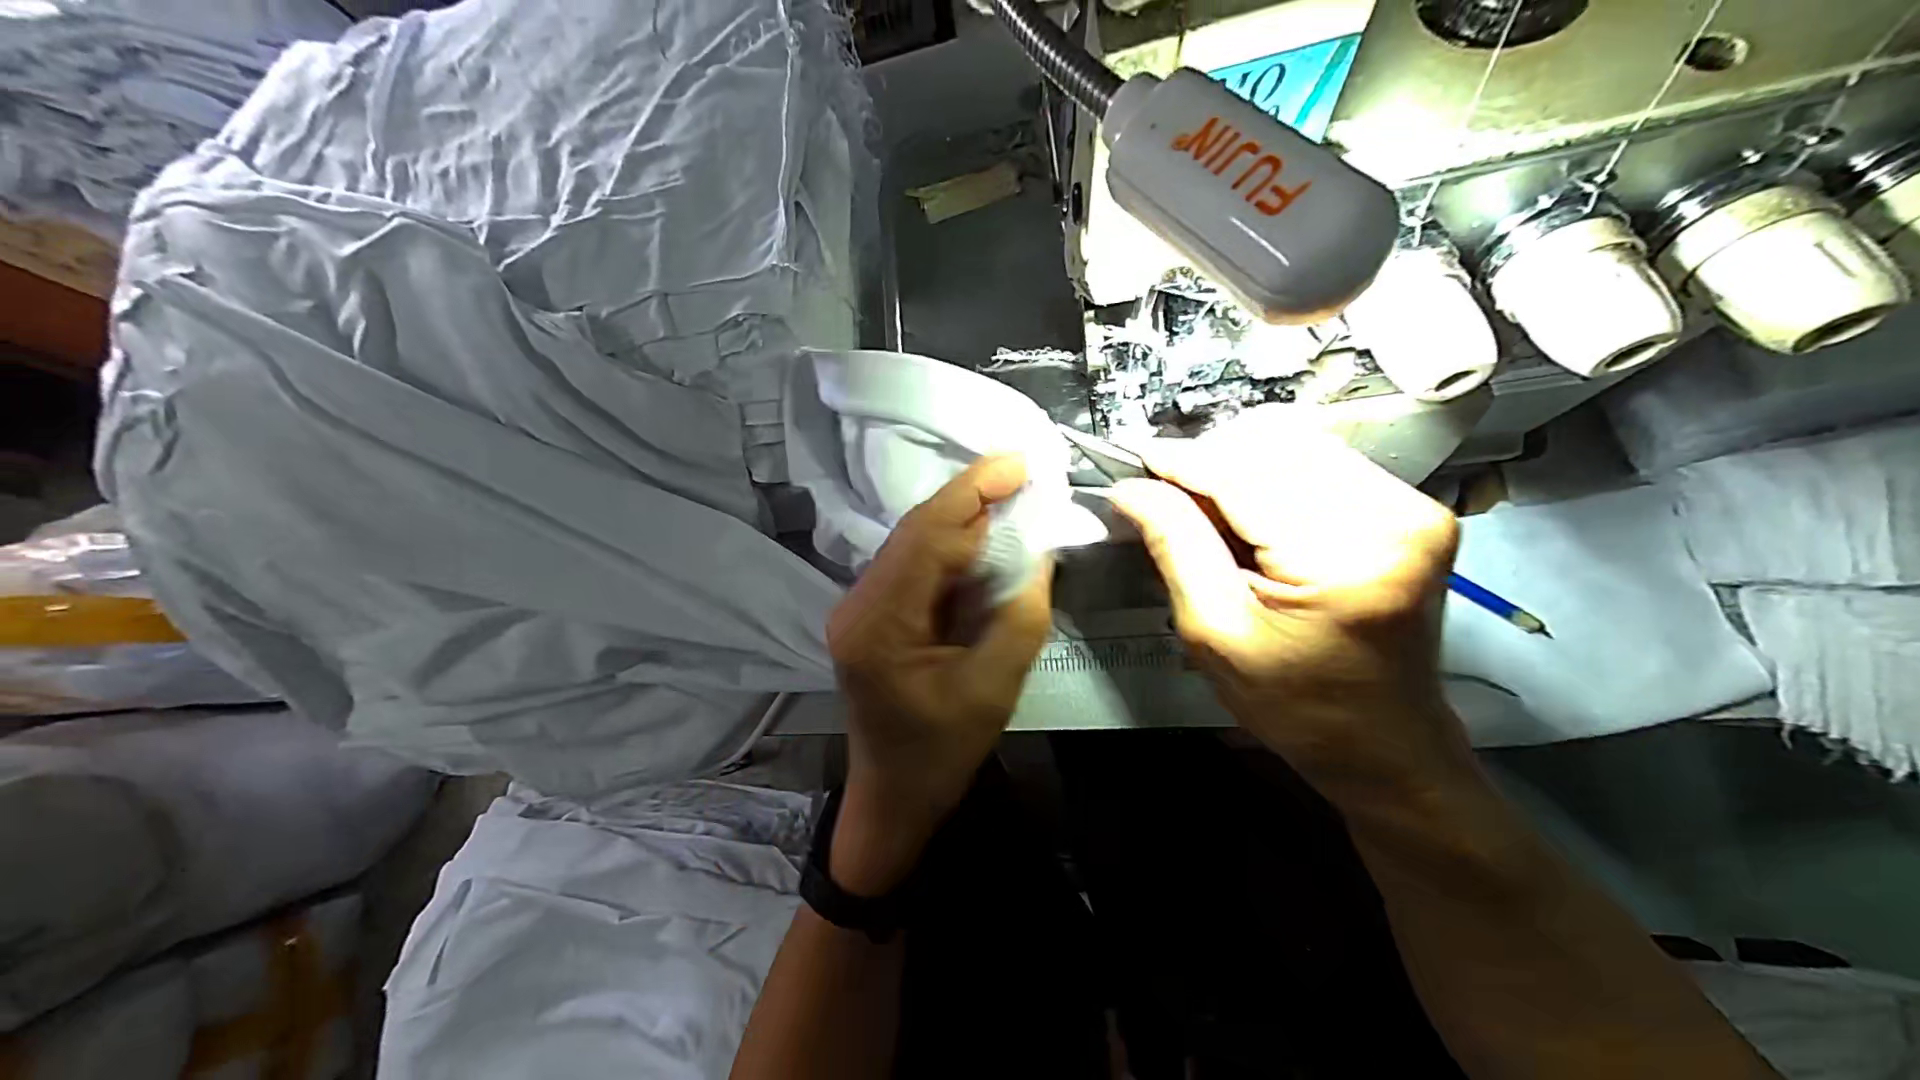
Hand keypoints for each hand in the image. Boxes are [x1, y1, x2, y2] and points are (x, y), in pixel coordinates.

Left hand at [825, 456, 1053, 893]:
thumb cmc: (941, 754)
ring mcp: (858, 608)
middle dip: (971, 500)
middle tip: (1024, 476)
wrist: (893, 798)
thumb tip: (1037, 552)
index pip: (926, 536)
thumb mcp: (994, 689)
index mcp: (878, 622)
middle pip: (916, 533)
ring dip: (963, 523)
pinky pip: (915, 568)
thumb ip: (1020, 615)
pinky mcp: (871, 616)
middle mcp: (857, 604)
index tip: (1018, 460)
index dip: (973, 491)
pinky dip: (952, 551)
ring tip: (1013, 500)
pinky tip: (984, 541)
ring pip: (915, 546)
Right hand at [1107, 417, 1469, 794]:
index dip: (1182, 463)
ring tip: (1209, 507)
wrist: (1383, 741)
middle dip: (1210, 461)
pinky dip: (1275, 473)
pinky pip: (1324, 461)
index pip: (1245, 476)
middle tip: (1169, 496)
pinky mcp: (1412, 508)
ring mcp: (1412, 508)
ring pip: (1298, 443)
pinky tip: (1252, 511)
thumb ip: (1175, 547)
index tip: (1135, 462)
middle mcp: (1394, 518)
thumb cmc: (1296, 705)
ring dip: (1241, 463)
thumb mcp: (1215, 633)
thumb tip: (1133, 488)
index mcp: (1345, 560)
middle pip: (1275, 446)